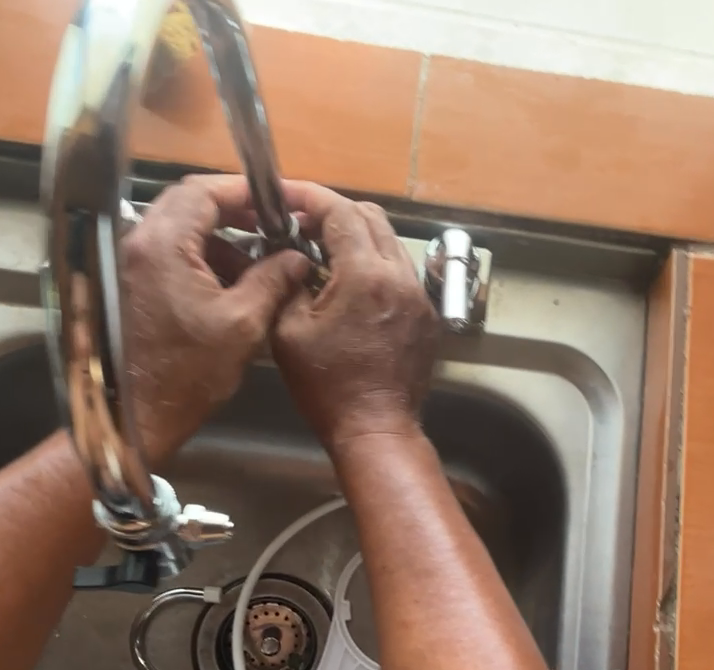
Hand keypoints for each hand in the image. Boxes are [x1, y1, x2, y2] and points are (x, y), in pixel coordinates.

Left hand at [120, 174, 312, 462]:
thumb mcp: (243, 324)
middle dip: (234, 212)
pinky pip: (174, 254)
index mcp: (164, 245)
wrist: (143, 412)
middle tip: (272, 227)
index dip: (244, 192)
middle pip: (189, 204)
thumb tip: (298, 257)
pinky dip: (205, 259)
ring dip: (222, 239)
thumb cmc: (192, 372)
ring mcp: (134, 263)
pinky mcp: (137, 284)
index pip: (203, 192)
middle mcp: (141, 243)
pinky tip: (235, 285)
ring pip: (182, 229)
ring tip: (260, 263)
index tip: (277, 202)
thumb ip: (273, 280)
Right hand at [269, 184, 440, 449]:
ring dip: (359, 240)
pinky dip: (377, 268)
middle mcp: (401, 278)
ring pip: (391, 244)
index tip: (287, 197)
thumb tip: (290, 257)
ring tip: (327, 256)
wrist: (376, 429)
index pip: (341, 211)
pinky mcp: (427, 318)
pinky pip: (402, 275)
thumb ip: (288, 282)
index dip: (310, 197)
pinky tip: (354, 289)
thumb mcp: (288, 332)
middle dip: (335, 213)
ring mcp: (420, 298)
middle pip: (372, 218)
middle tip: (304, 226)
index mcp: (366, 276)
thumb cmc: (328, 388)